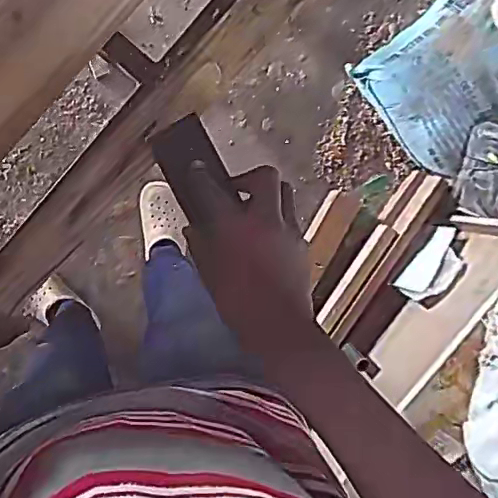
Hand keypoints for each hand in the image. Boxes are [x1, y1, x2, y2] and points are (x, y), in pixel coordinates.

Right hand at [180, 165, 326, 356]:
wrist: (279, 327)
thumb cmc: (236, 302)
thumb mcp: (208, 272)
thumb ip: (201, 244)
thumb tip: (195, 228)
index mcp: (234, 226)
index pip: (213, 189)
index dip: (201, 176)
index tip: (196, 170)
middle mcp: (265, 220)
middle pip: (264, 176)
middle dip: (248, 177)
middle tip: (234, 191)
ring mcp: (289, 230)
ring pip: (284, 194)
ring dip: (267, 196)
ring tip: (252, 212)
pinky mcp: (303, 244)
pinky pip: (290, 220)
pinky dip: (276, 220)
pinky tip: (265, 240)